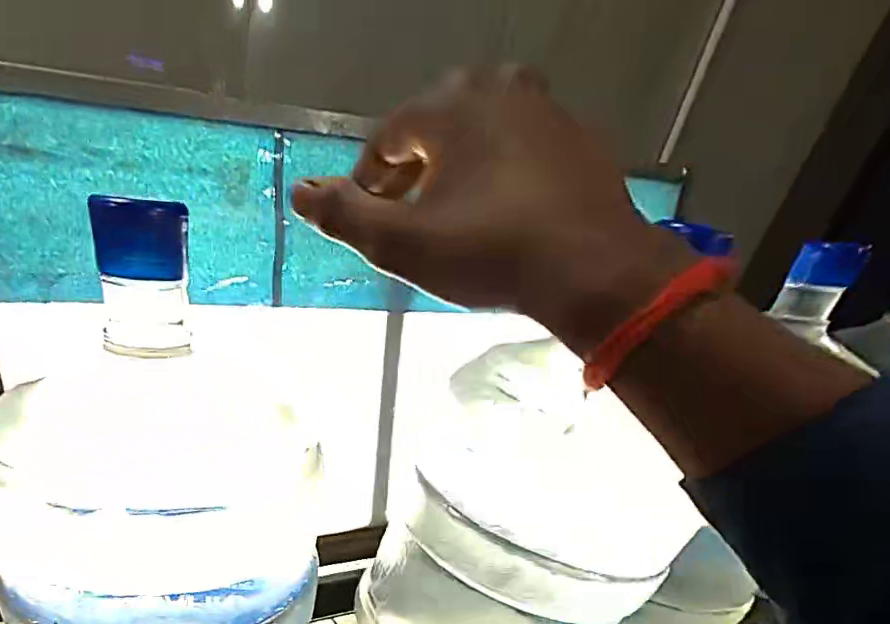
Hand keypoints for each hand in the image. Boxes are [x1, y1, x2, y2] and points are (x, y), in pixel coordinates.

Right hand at [290, 66, 694, 353]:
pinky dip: (500, 172)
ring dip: (456, 167)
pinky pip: (520, 147)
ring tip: (451, 215)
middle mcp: (499, 89)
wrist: (589, 268)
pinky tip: (502, 214)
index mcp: (450, 108)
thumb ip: (346, 218)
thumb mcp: (402, 245)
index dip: (368, 181)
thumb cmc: (488, 253)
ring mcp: (546, 109)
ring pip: (480, 132)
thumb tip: (300, 194)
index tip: (369, 220)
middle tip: (407, 219)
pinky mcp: (578, 140)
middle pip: (434, 127)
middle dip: (412, 171)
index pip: (388, 137)